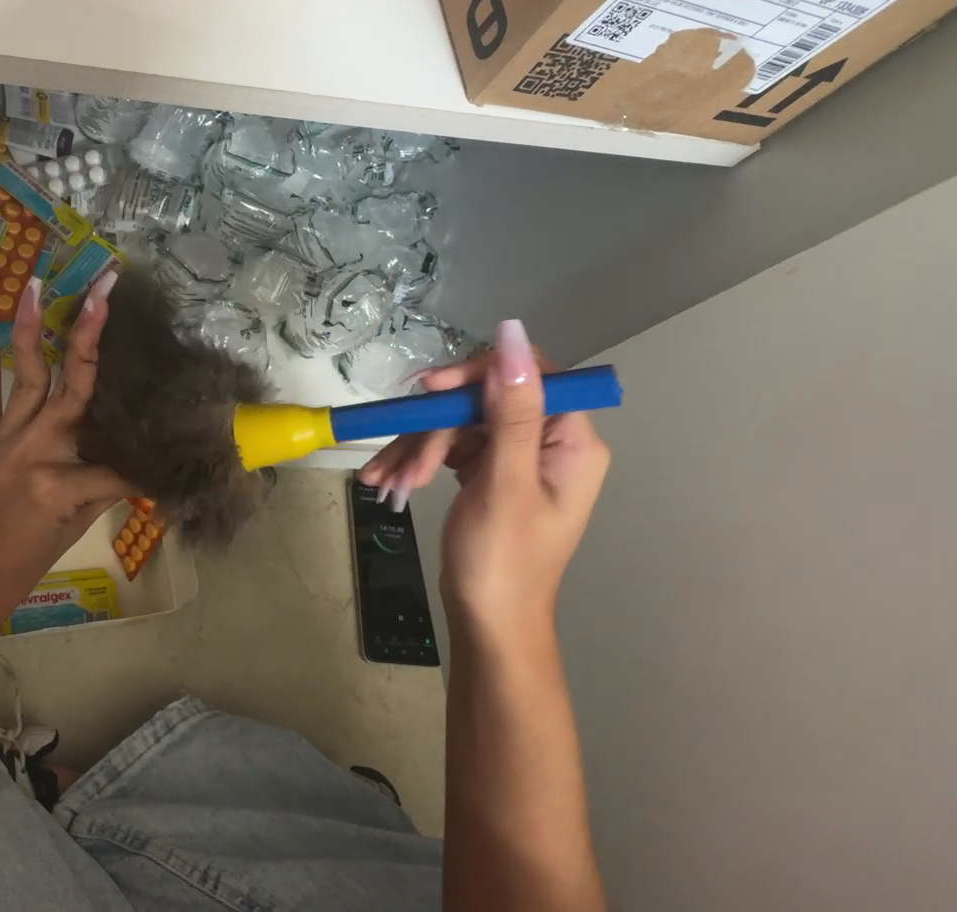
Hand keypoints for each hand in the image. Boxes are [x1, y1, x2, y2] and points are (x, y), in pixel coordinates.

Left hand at [0, 270, 134, 623]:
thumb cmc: (30, 557)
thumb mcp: (81, 523)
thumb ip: (109, 482)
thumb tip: (145, 456)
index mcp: (67, 479)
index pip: (121, 453)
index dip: (146, 449)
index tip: (171, 428)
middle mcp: (38, 446)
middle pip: (76, 381)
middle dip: (92, 329)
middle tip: (106, 284)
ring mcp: (6, 435)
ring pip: (28, 370)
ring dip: (33, 323)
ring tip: (38, 280)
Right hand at [358, 320, 610, 631]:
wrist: (488, 623)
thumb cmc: (503, 561)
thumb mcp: (505, 482)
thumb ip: (511, 409)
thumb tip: (513, 333)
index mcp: (570, 440)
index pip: (526, 375)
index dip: (476, 375)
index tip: (429, 392)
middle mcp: (547, 441)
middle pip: (481, 400)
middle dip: (434, 429)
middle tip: (403, 466)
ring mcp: (515, 456)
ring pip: (456, 423)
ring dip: (416, 448)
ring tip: (386, 481)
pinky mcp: (487, 471)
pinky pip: (447, 447)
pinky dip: (417, 460)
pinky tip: (388, 478)